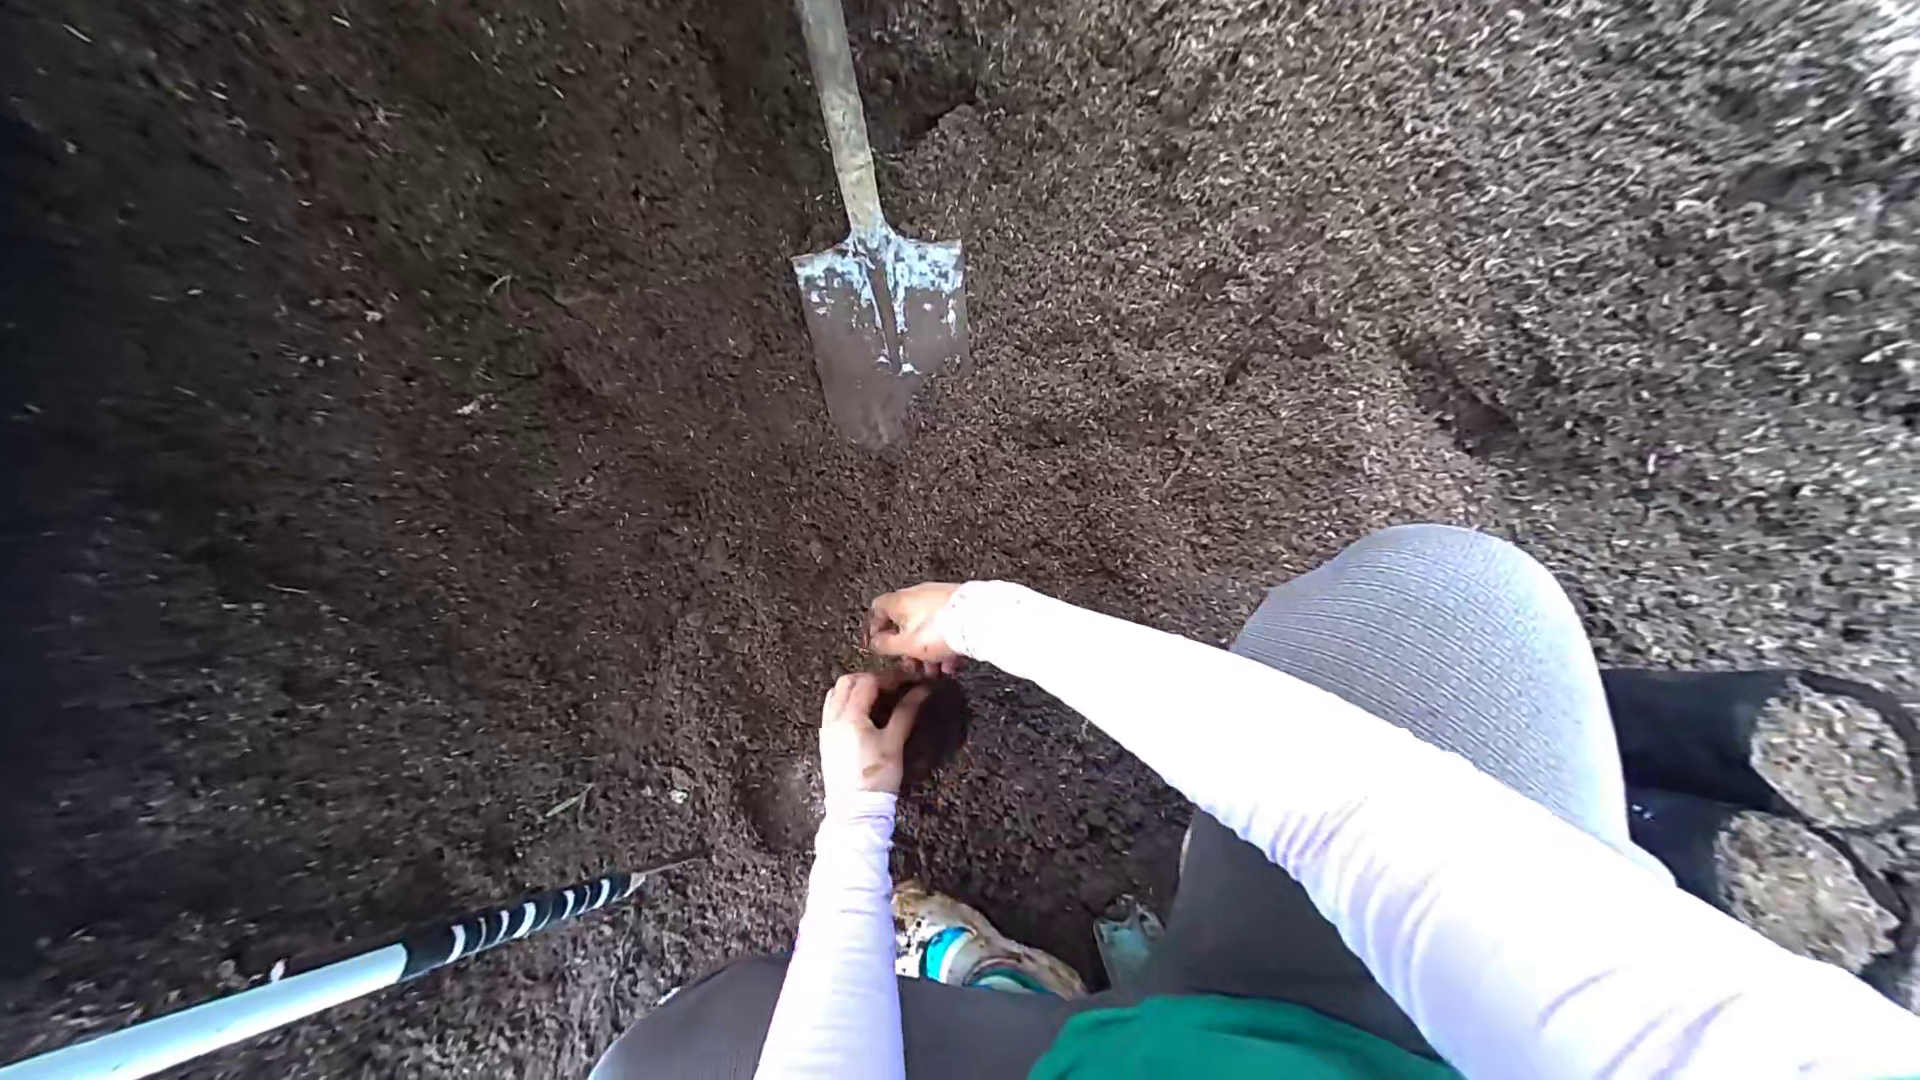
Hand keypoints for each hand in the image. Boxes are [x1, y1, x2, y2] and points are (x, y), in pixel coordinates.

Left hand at [820, 672, 929, 798]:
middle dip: (870, 678)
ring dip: (855, 688)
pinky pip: (831, 709)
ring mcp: (827, 729)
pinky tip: (862, 712)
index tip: (907, 681)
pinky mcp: (826, 740)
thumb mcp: (894, 743)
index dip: (889, 678)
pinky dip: (846, 701)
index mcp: (850, 717)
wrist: (854, 813)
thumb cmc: (876, 780)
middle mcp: (833, 719)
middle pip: (847, 682)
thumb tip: (921, 691)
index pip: (867, 682)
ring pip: (836, 694)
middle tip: (892, 686)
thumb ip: (906, 712)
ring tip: (877, 696)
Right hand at [866, 583, 963, 676]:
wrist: (977, 617)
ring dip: (929, 652)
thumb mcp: (905, 645)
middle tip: (914, 667)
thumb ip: (885, 645)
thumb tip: (874, 644)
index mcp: (898, 601)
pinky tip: (953, 663)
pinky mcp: (957, 604)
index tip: (879, 647)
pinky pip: (945, 626)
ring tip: (938, 670)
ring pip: (927, 628)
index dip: (875, 630)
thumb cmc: (938, 630)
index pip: (877, 610)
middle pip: (904, 623)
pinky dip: (945, 644)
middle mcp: (916, 595)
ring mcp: (938, 598)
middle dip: (908, 649)